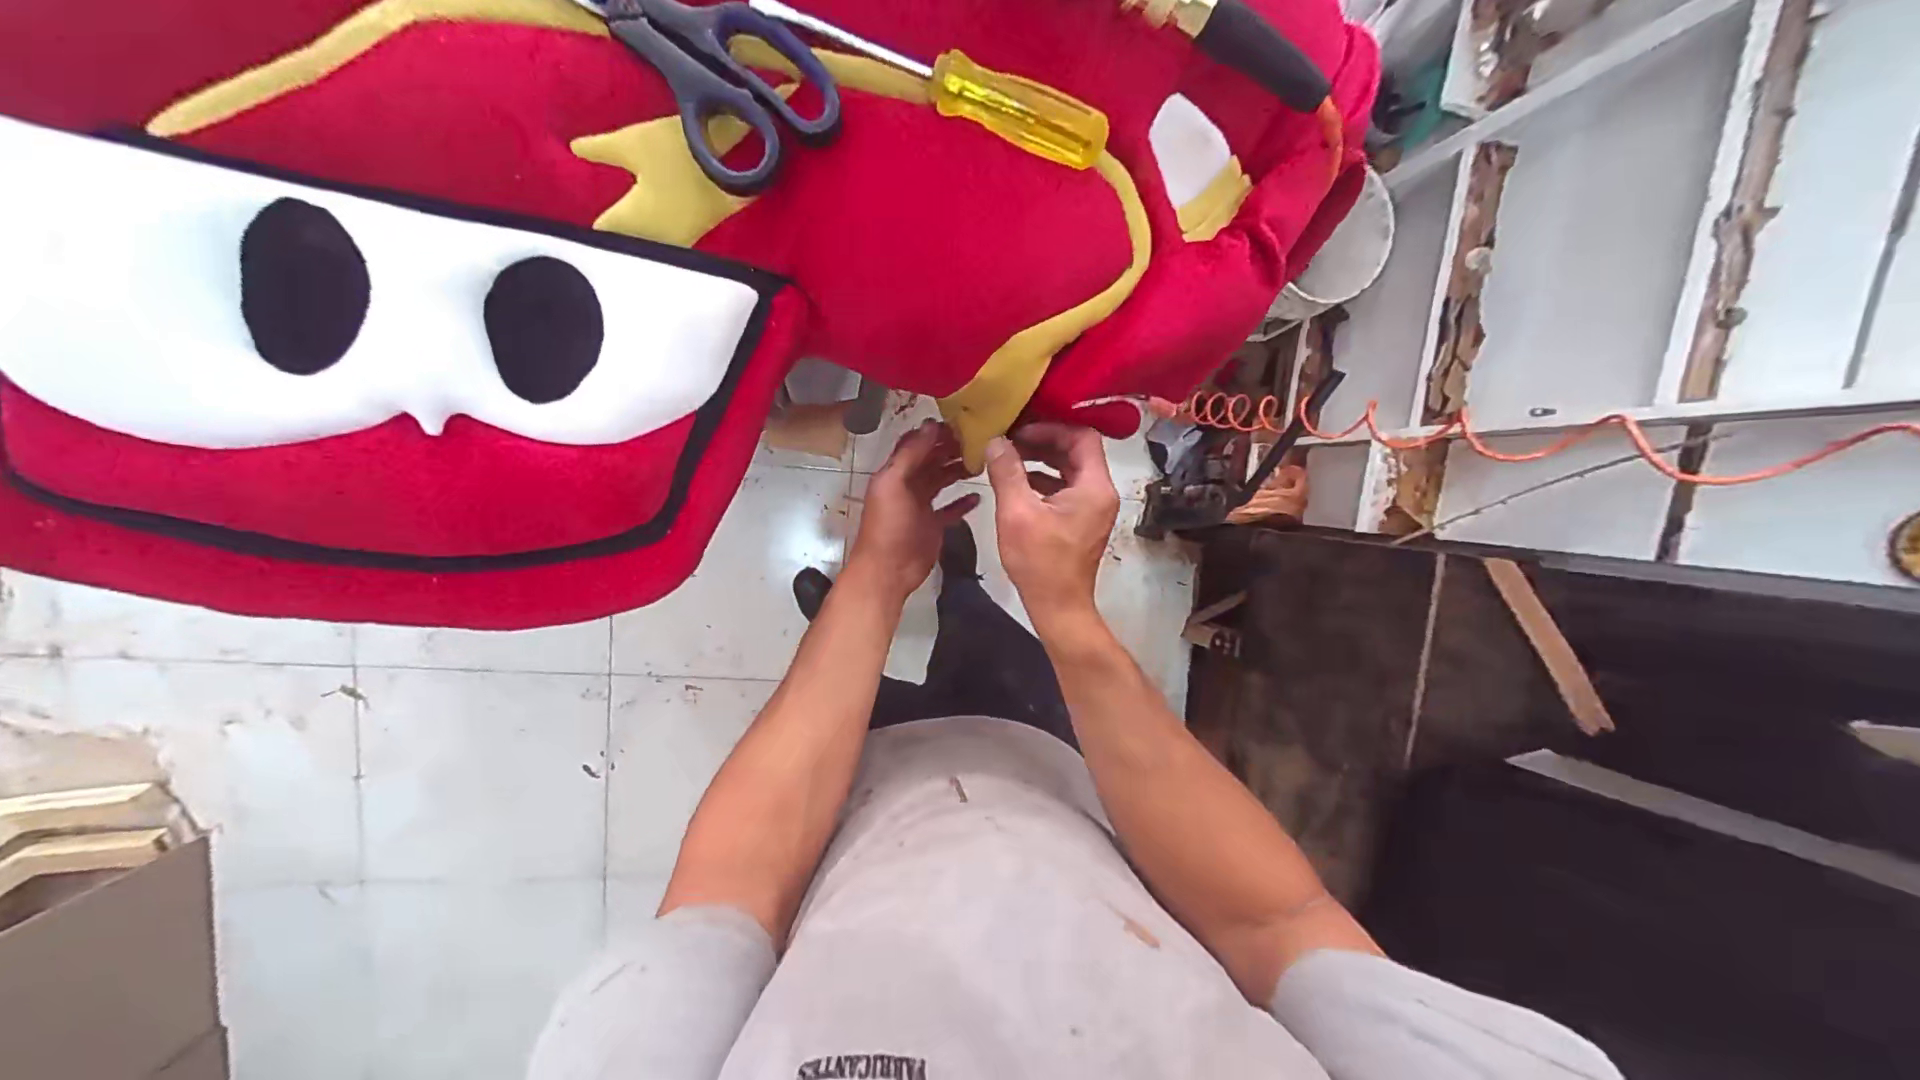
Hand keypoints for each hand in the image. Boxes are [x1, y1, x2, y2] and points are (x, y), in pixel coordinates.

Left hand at [846, 420, 979, 603]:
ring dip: (958, 470)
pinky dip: (963, 502)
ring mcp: (921, 506)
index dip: (934, 433)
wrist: (888, 571)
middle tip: (978, 439)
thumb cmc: (889, 526)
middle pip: (931, 460)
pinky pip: (950, 509)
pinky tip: (979, 495)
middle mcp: (908, 485)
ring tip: (981, 461)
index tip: (960, 422)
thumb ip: (910, 454)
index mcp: (895, 473)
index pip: (915, 444)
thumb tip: (930, 425)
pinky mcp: (933, 525)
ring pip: (942, 480)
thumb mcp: (894, 484)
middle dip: (951, 449)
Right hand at [983, 422, 1118, 632]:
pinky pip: (1066, 488)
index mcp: (1094, 487)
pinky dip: (1044, 479)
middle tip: (1011, 439)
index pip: (1082, 437)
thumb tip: (995, 441)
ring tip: (1009, 456)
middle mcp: (1101, 493)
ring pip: (1070, 469)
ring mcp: (1093, 508)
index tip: (1020, 431)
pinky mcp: (1082, 521)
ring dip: (1042, 460)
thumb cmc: (1040, 561)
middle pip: (1078, 451)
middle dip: (1044, 441)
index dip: (1051, 428)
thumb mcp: (1017, 512)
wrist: (1058, 606)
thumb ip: (1007, 472)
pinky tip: (1016, 482)